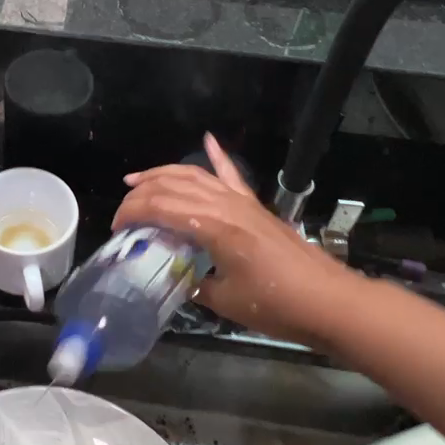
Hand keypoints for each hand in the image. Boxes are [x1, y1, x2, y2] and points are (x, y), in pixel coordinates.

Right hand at [113, 133, 350, 343]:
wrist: (328, 301)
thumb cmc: (276, 305)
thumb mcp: (224, 301)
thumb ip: (194, 284)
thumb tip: (177, 279)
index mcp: (212, 226)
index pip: (160, 207)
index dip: (132, 213)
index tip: (116, 229)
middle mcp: (224, 204)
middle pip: (172, 186)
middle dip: (141, 193)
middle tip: (121, 209)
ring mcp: (241, 201)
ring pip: (194, 175)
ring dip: (164, 173)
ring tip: (139, 179)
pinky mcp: (254, 206)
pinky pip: (231, 175)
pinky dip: (217, 156)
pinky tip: (208, 140)